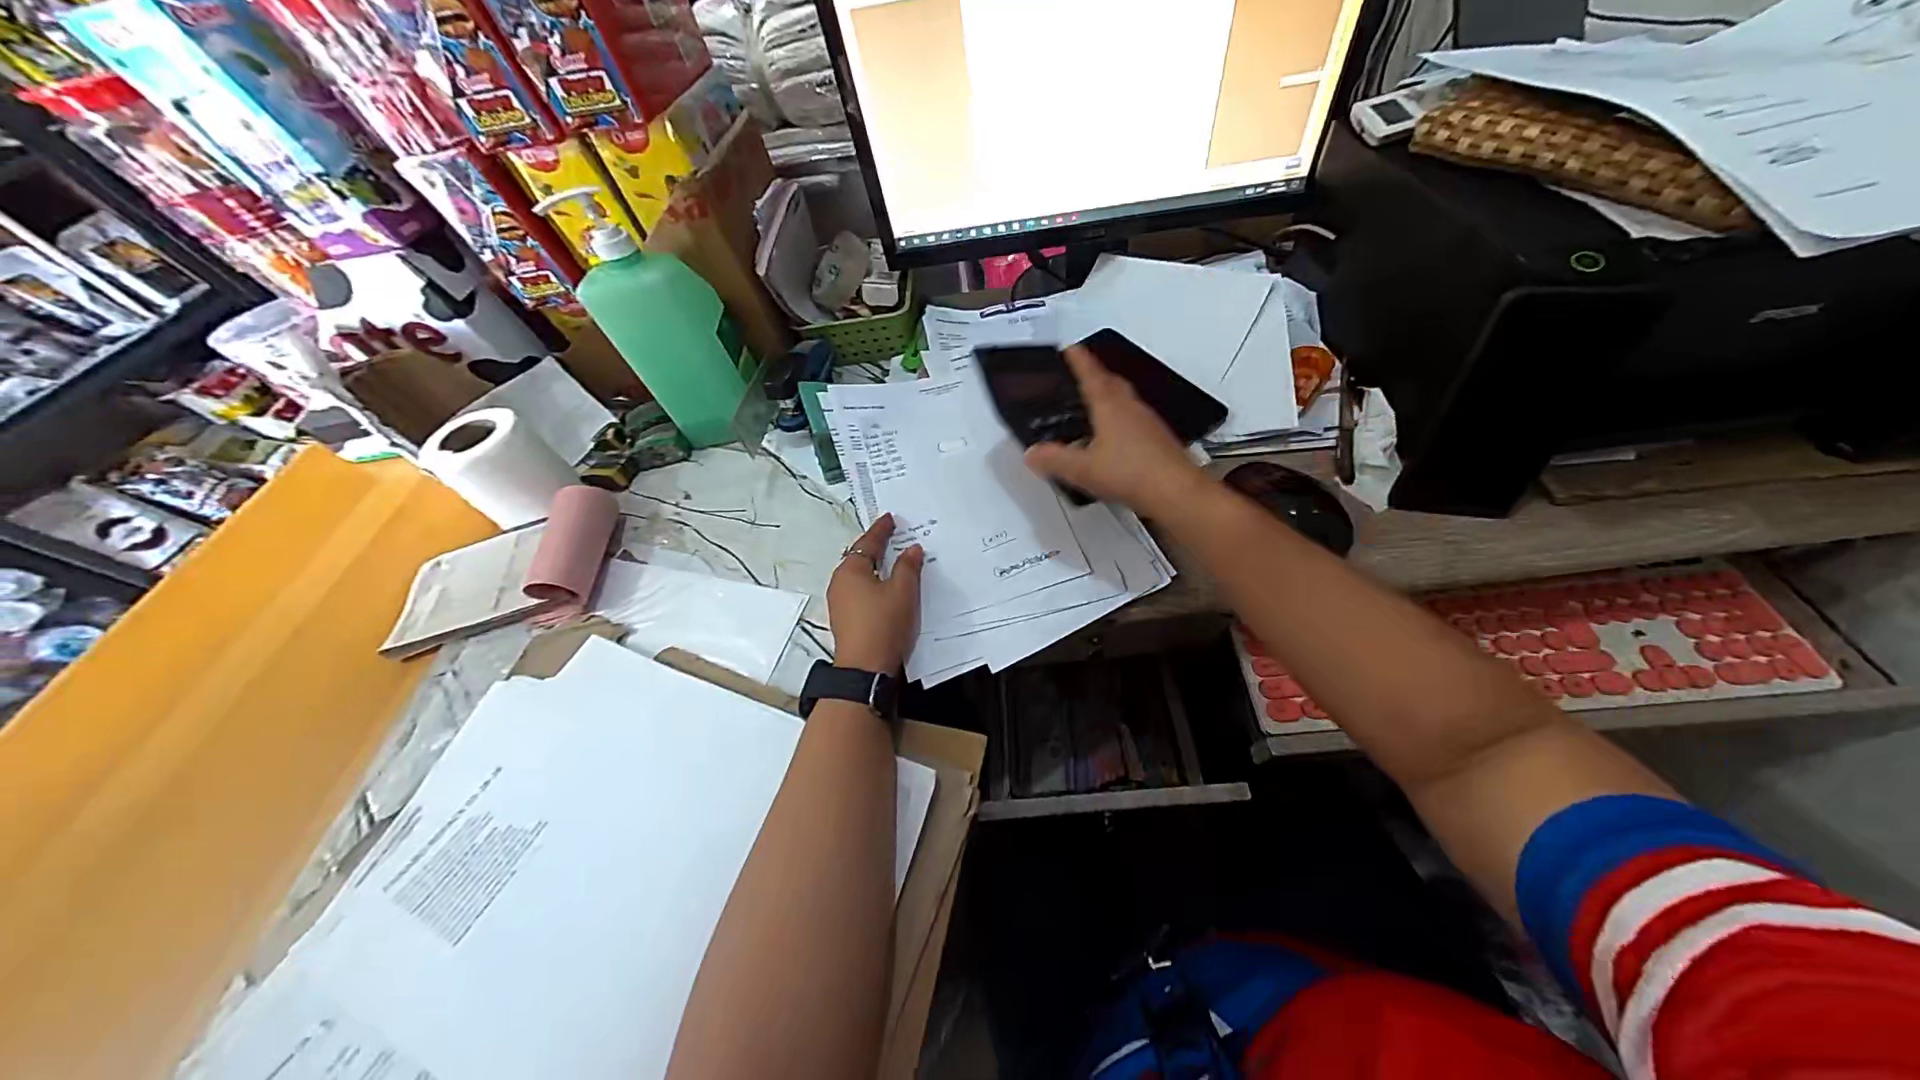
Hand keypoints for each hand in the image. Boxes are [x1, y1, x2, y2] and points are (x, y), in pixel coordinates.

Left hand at [827, 513, 924, 672]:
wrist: (866, 668)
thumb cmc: (883, 624)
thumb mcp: (903, 591)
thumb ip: (908, 566)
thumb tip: (912, 550)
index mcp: (850, 570)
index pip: (868, 542)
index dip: (881, 530)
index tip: (889, 519)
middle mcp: (840, 583)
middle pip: (859, 558)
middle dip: (876, 547)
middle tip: (892, 537)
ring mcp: (840, 602)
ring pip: (859, 576)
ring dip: (875, 567)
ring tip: (893, 561)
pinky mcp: (846, 619)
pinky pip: (860, 592)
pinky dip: (873, 584)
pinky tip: (886, 588)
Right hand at [1023, 344, 1206, 515]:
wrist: (1174, 491)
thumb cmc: (1133, 473)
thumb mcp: (1082, 469)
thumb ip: (1054, 459)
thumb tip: (1033, 453)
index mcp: (1110, 406)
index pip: (1091, 375)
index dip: (1079, 360)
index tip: (1072, 348)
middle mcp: (1131, 408)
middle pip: (1112, 383)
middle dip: (1098, 375)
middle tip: (1086, 371)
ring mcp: (1148, 423)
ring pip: (1126, 401)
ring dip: (1112, 398)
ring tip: (1098, 404)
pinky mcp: (1159, 440)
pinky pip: (1137, 422)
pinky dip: (1123, 421)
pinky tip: (1116, 439)